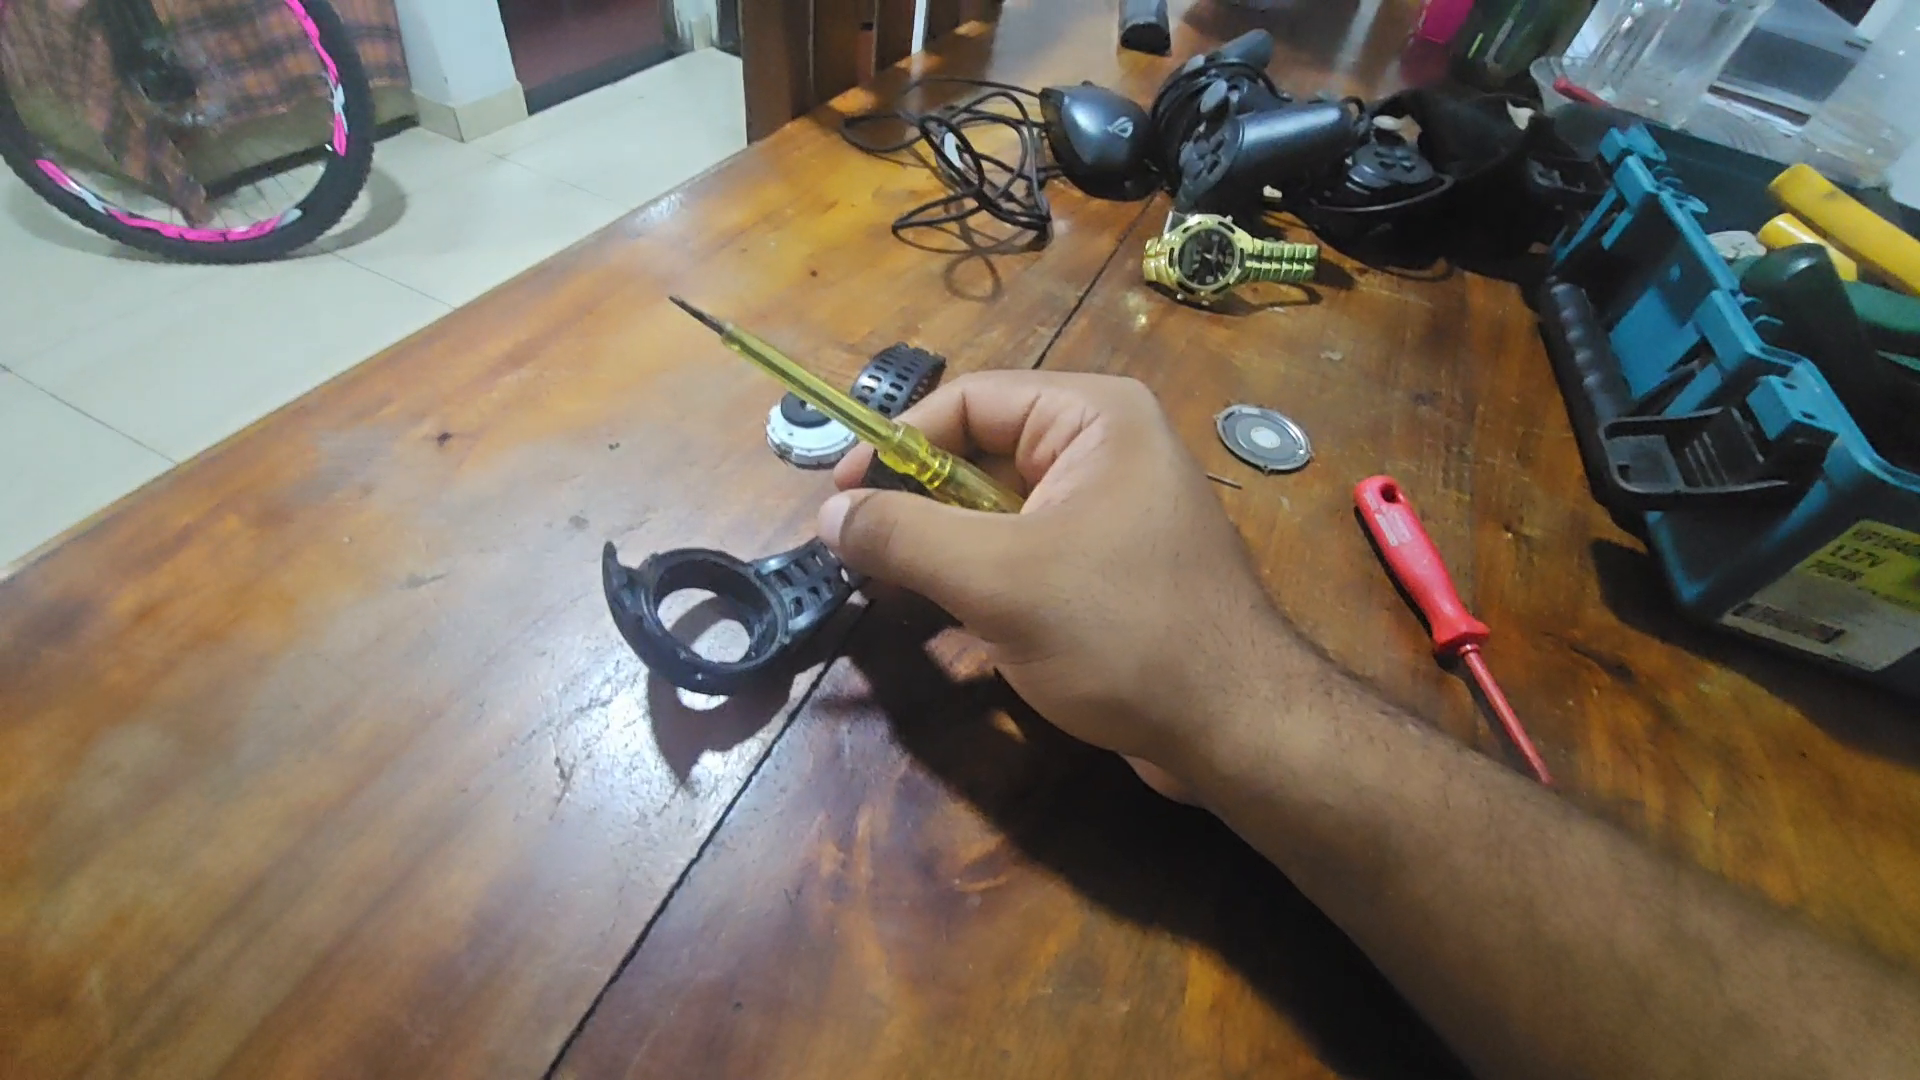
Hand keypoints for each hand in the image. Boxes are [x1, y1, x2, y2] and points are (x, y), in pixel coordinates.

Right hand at [816, 370, 1307, 783]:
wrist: (1235, 732)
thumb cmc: (1122, 634)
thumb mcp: (1000, 579)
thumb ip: (906, 537)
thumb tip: (829, 512)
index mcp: (1092, 419)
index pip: (970, 403)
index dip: (896, 445)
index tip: (839, 498)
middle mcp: (1101, 451)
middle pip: (979, 459)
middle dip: (918, 507)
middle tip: (858, 555)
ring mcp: (1104, 513)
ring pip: (995, 514)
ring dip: (942, 550)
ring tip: (889, 589)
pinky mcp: (1102, 568)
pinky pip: (1022, 554)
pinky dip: (978, 579)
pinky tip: (942, 615)